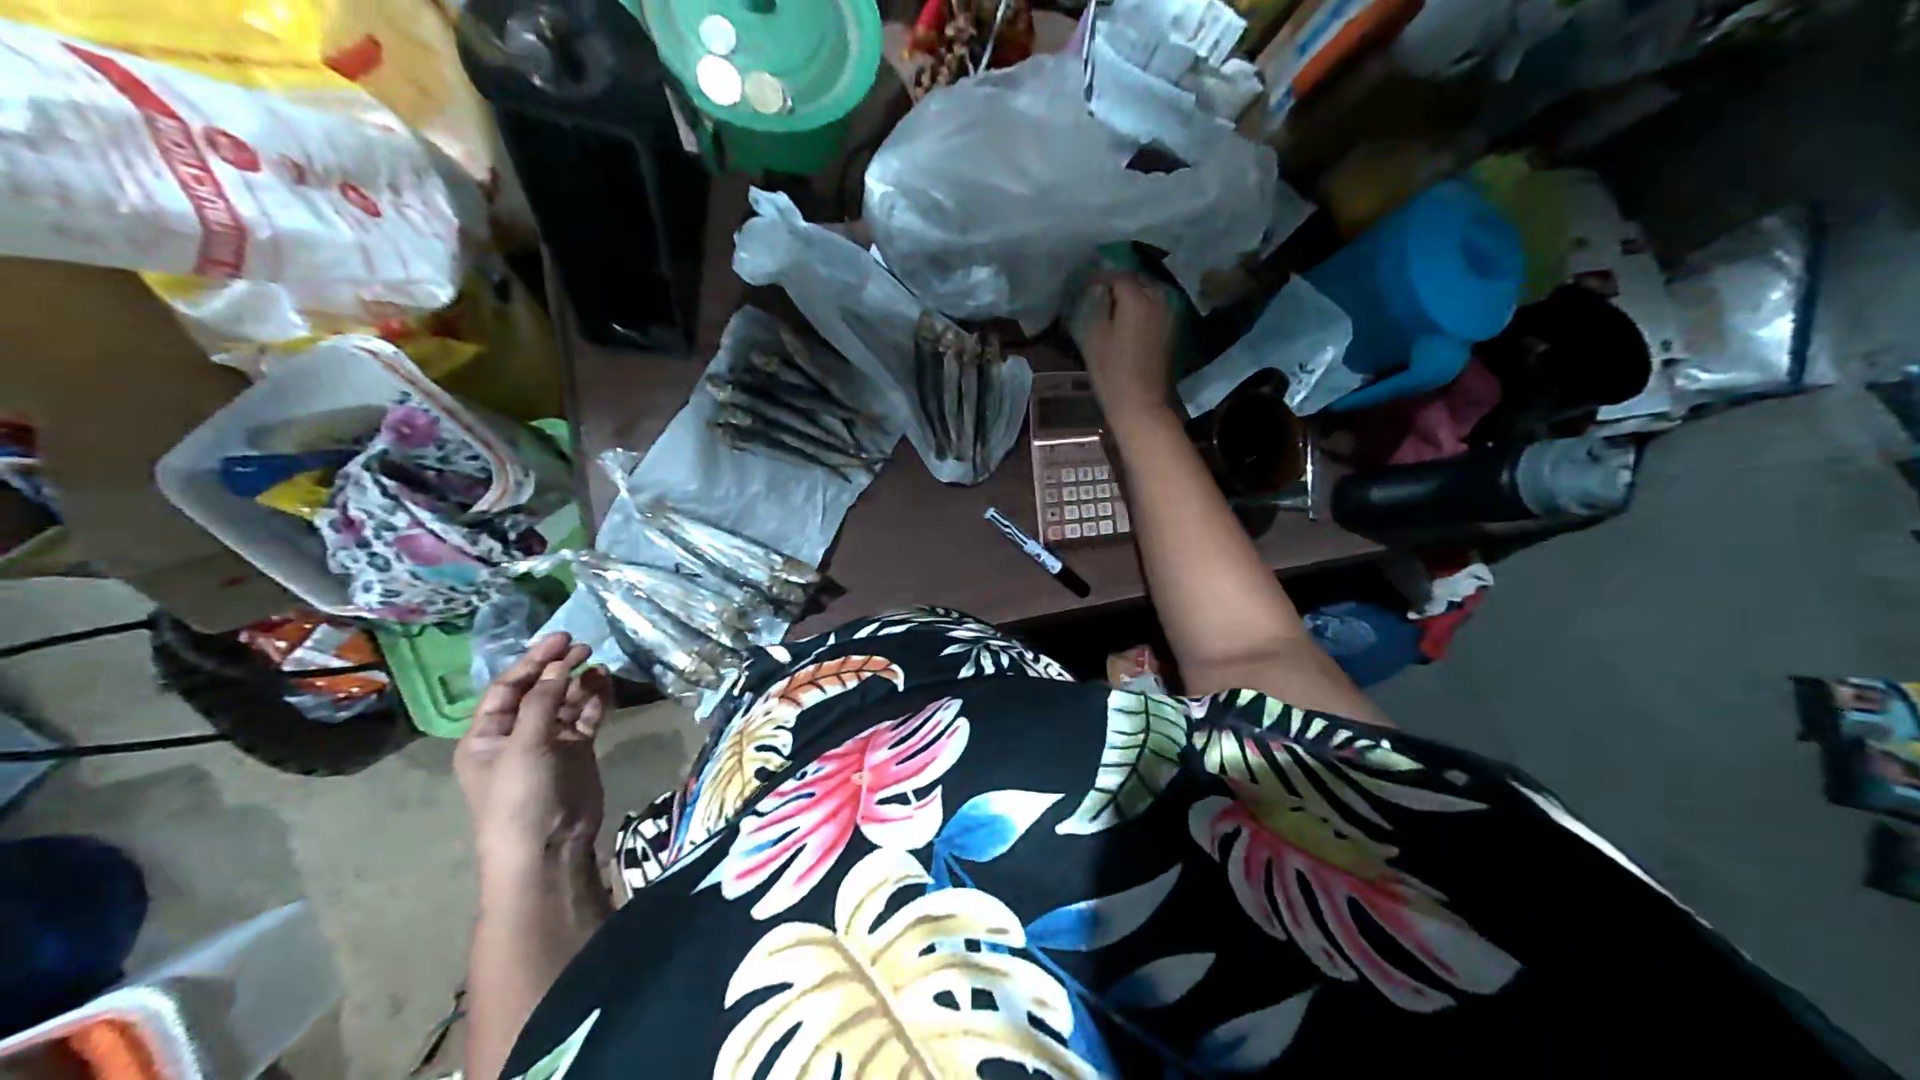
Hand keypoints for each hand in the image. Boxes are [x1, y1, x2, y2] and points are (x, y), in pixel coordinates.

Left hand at [455, 634, 611, 877]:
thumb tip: (560, 664)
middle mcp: (516, 734)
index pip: (508, 687)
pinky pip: (585, 717)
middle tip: (585, 645)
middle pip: (538, 690)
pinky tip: (606, 683)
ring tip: (599, 664)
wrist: (549, 848)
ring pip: (565, 702)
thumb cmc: (521, 797)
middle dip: (558, 667)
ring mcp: (548, 743)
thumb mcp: (524, 746)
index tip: (561, 639)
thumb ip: (542, 701)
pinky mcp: (577, 751)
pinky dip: (595, 700)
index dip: (533, 661)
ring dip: (580, 682)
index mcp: (486, 735)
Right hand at [1077, 273, 1174, 421]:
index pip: (1118, 275)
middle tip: (1099, 292)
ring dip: (1132, 293)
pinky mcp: (1173, 327)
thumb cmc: (1112, 373)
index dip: (1100, 277)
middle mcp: (1158, 298)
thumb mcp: (1095, 338)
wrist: (1142, 403)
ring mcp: (1169, 313)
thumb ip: (1097, 306)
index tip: (1086, 284)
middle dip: (1118, 283)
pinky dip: (1142, 305)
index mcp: (1137, 298)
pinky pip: (1155, 306)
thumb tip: (1099, 289)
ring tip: (1113, 304)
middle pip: (1137, 280)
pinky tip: (1128, 316)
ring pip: (1148, 291)